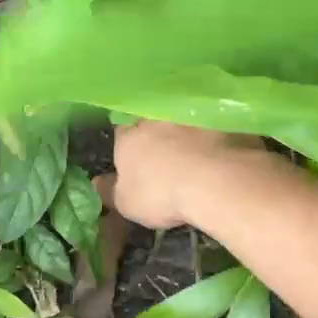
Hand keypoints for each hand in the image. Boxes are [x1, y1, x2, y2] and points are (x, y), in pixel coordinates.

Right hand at [113, 121, 263, 228]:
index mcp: (128, 136)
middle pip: (151, 122)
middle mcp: (154, 117)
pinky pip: (214, 124)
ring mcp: (189, 114)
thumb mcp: (127, 203)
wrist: (216, 179)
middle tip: (167, 155)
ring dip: (186, 132)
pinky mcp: (221, 117)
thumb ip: (110, 191)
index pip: (120, 133)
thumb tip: (95, 183)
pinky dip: (215, 136)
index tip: (134, 158)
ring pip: (182, 119)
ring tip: (196, 152)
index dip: (127, 145)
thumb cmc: (161, 193)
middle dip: (157, 135)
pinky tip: (222, 151)